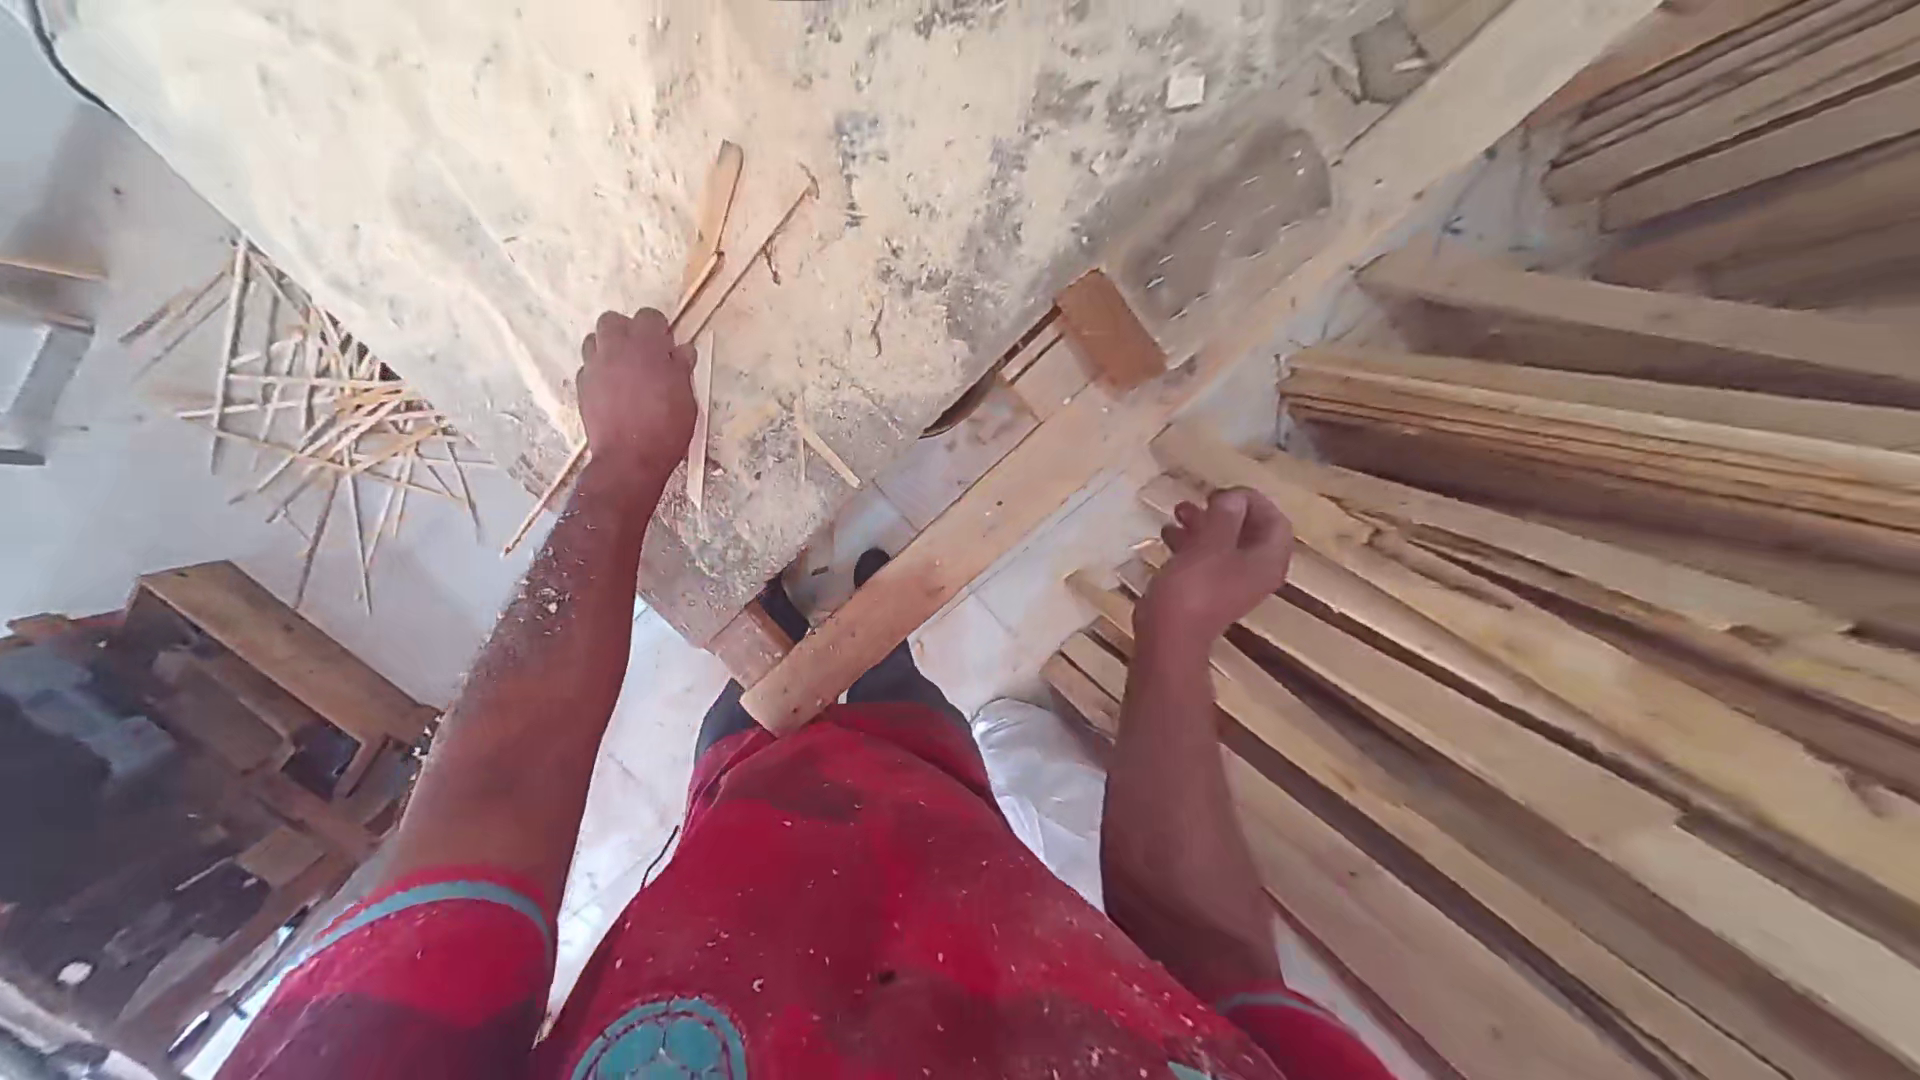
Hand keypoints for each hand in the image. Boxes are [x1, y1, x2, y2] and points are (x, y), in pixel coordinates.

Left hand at [577, 308, 696, 481]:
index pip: (649, 317)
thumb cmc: (666, 428)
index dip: (660, 331)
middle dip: (629, 331)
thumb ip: (682, 369)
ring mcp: (594, 366)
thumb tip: (682, 351)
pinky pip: (589, 366)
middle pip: (613, 320)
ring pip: (594, 340)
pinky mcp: (582, 385)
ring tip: (627, 369)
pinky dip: (601, 371)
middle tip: (646, 354)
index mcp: (646, 347)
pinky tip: (616, 390)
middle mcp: (615, 349)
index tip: (668, 348)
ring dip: (610, 347)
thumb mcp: (687, 398)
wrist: (630, 458)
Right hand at [1138, 487, 1293, 646]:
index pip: (1276, 522)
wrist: (1168, 638)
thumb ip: (1225, 516)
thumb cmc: (1193, 588)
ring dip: (1205, 524)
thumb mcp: (1210, 544)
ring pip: (1224, 544)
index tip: (1224, 492)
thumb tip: (1234, 498)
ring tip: (1179, 510)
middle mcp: (1254, 572)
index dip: (1254, 501)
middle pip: (1250, 532)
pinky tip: (1167, 535)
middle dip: (1226, 511)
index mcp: (1266, 561)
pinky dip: (1191, 544)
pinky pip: (1205, 560)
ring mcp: (1229, 584)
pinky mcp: (1205, 592)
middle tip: (1203, 498)